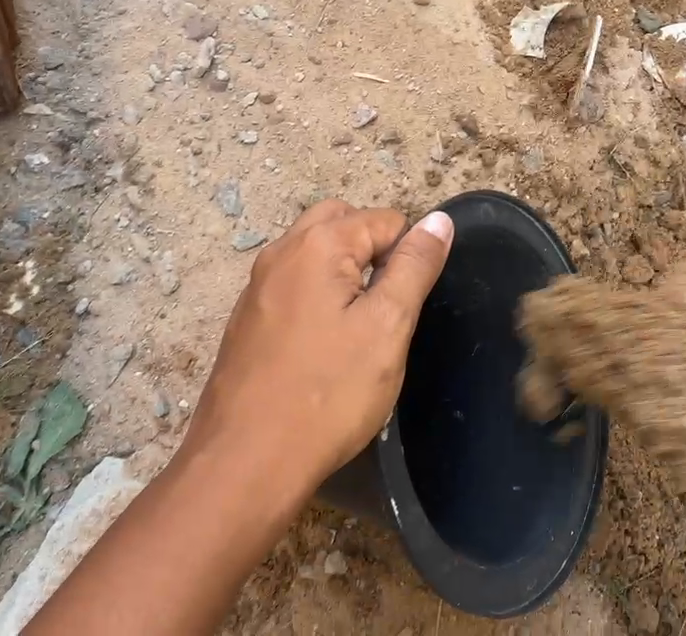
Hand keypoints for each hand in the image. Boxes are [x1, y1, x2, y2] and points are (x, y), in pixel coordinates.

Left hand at [183, 201, 453, 486]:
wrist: (245, 464)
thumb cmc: (327, 393)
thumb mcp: (388, 326)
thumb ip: (415, 266)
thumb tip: (440, 220)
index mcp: (318, 244)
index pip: (386, 221)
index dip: (408, 258)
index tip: (404, 308)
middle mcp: (280, 252)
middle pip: (342, 223)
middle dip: (374, 251)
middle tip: (387, 307)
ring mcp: (257, 287)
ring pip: (314, 253)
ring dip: (344, 273)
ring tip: (359, 328)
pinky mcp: (246, 320)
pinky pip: (293, 285)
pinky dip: (317, 297)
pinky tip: (324, 348)